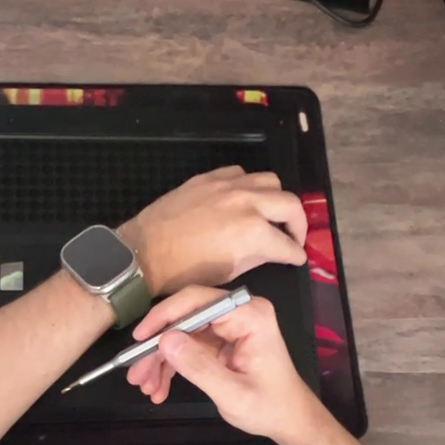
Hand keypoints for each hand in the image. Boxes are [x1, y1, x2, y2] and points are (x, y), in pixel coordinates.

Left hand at [118, 167, 307, 294]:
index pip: (288, 244)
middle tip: (293, 237)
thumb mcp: (228, 272)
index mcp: (253, 232)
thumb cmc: (185, 272)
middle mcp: (248, 203)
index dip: (296, 254)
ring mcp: (228, 186)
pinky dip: (250, 186)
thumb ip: (257, 257)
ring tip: (270, 214)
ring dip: (276, 199)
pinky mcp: (210, 177)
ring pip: (270, 181)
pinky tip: (243, 199)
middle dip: (298, 224)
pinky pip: (241, 173)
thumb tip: (272, 251)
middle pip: (291, 205)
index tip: (297, 257)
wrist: (145, 253)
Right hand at [125, 286, 332, 444]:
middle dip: (157, 346)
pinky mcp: (220, 341)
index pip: (197, 301)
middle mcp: (238, 313)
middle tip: (136, 373)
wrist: (290, 421)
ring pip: (181, 334)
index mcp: (249, 315)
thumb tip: (165, 341)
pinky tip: (159, 388)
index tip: (140, 339)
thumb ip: (199, 367)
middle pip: (184, 317)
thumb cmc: (270, 407)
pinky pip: (187, 346)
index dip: (164, 317)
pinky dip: (171, 366)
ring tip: (145, 386)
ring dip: (160, 360)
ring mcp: (228, 327)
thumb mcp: (232, 393)